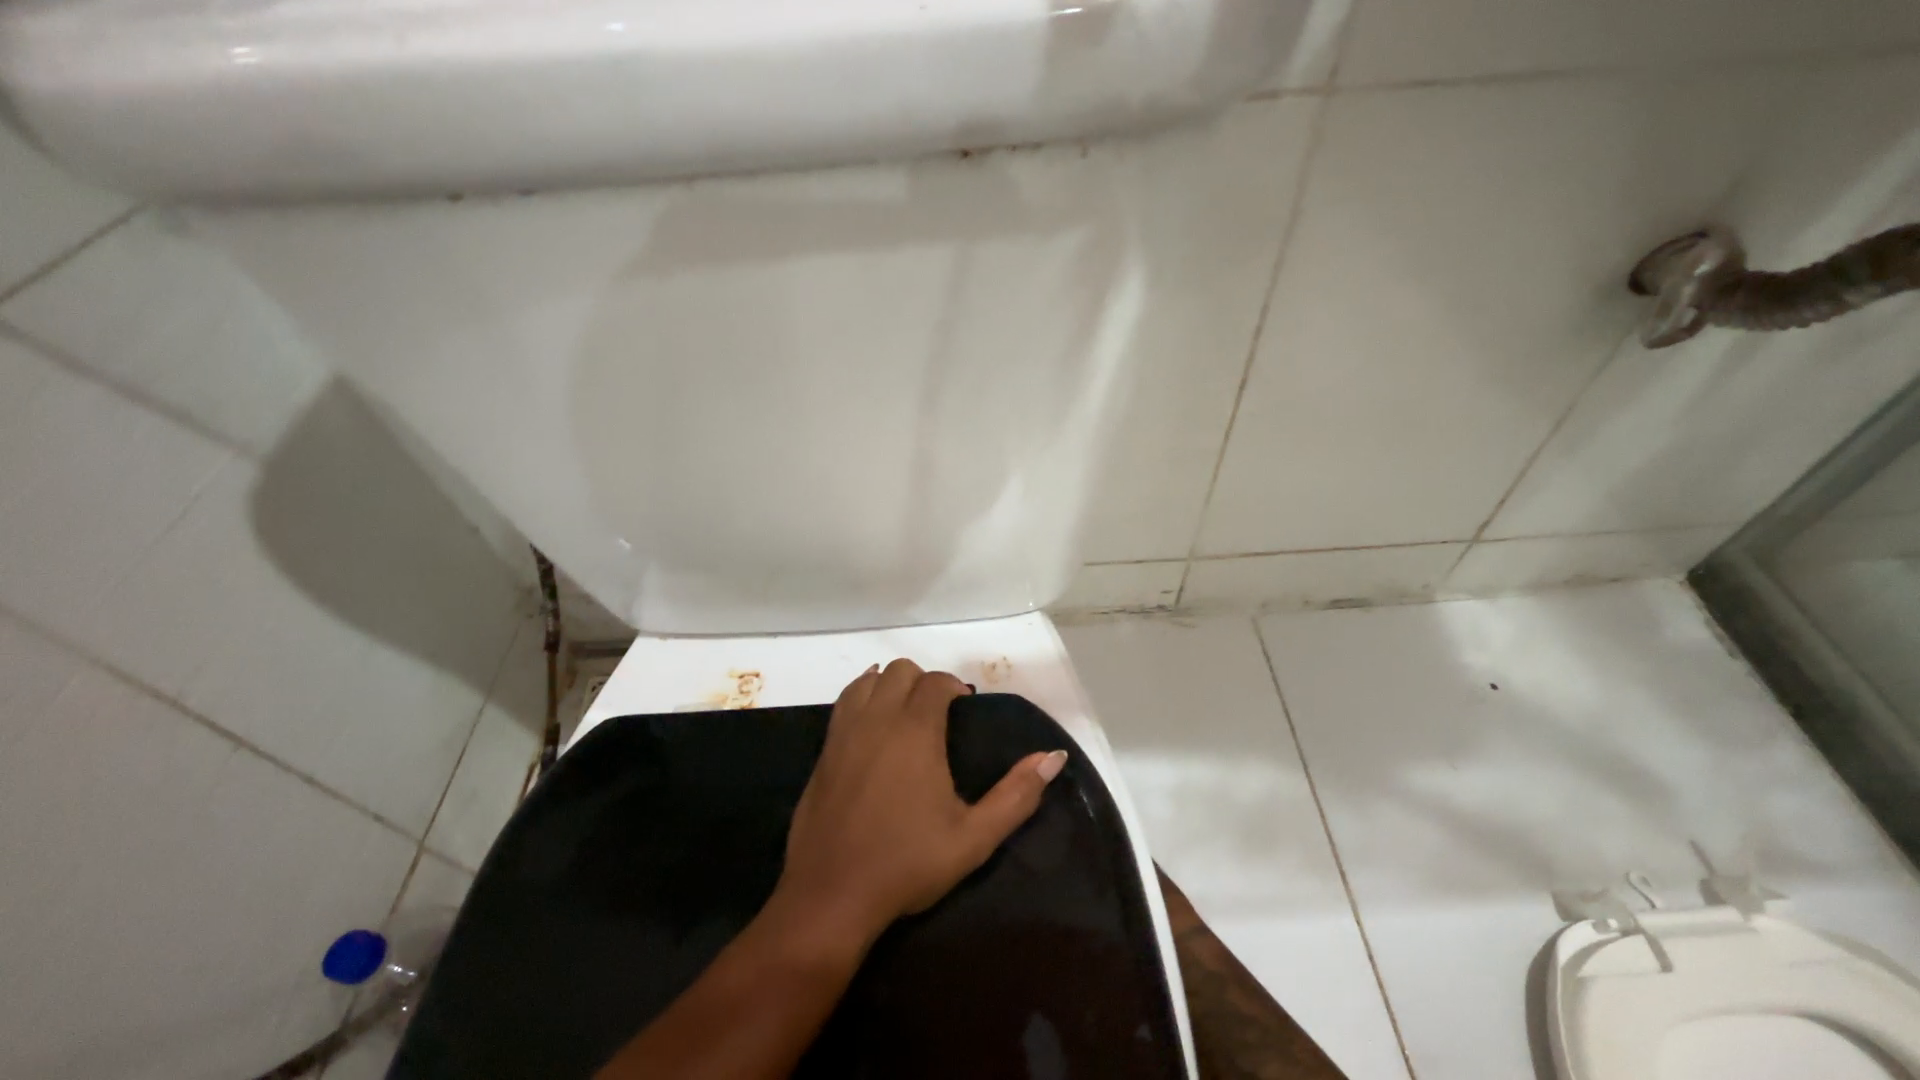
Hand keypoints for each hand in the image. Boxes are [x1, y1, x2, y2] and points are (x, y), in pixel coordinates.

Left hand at [774, 659, 1068, 939]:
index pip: (935, 682)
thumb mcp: (974, 838)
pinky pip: (843, 705)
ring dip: (889, 685)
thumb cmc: (907, 864)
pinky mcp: (822, 754)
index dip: (953, 686)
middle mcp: (876, 721)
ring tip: (906, 714)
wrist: (831, 894)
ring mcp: (843, 735)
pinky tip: (872, 727)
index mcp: (915, 732)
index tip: (966, 708)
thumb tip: (1053, 758)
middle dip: (923, 681)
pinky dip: (861, 700)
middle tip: (940, 714)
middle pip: (899, 671)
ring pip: (865, 682)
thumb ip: (1016, 795)